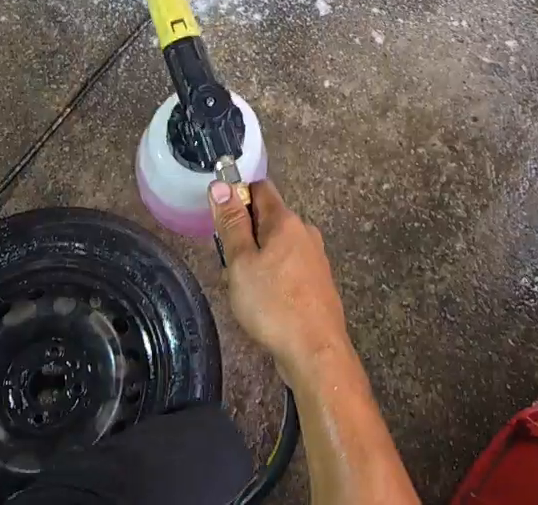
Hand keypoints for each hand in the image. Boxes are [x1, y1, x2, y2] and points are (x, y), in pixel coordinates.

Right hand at [209, 179, 352, 379]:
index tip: (221, 221)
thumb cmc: (273, 304)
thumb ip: (231, 224)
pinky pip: (287, 266)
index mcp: (286, 221)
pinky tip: (263, 303)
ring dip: (256, 259)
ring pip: (276, 245)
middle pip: (267, 218)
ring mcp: (314, 256)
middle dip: (244, 236)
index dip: (236, 195)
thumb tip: (220, 185)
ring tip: (242, 290)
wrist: (315, 351)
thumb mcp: (241, 263)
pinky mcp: (317, 281)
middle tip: (228, 265)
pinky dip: (271, 276)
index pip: (259, 188)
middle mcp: (305, 232)